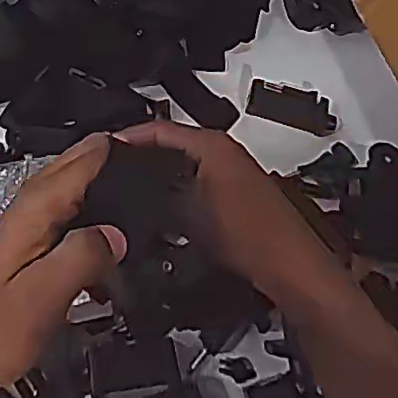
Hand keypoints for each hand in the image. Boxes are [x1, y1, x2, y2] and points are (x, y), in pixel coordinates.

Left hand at [0, 133, 128, 392]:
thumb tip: (115, 234)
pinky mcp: (25, 253)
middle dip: (101, 156)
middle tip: (135, 154)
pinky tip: (100, 236)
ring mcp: (23, 231)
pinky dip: (85, 213)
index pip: (76, 163)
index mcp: (30, 212)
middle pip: (69, 168)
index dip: (108, 150)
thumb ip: (81, 256)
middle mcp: (24, 213)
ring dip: (94, 181)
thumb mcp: (42, 297)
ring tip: (124, 183)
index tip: (136, 144)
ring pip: (66, 191)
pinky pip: (63, 217)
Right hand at [113, 120, 348, 311]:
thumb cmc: (256, 238)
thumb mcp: (191, 213)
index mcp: (213, 145)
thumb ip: (159, 193)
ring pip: (182, 166)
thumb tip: (136, 188)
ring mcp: (230, 173)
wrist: (291, 269)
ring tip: (133, 189)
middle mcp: (223, 152)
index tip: (106, 146)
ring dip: (160, 175)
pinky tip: (165, 213)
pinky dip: (177, 192)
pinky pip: (195, 184)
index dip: (129, 137)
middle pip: (171, 144)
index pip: (160, 128)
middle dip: (142, 155)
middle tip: (114, 167)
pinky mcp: (234, 195)